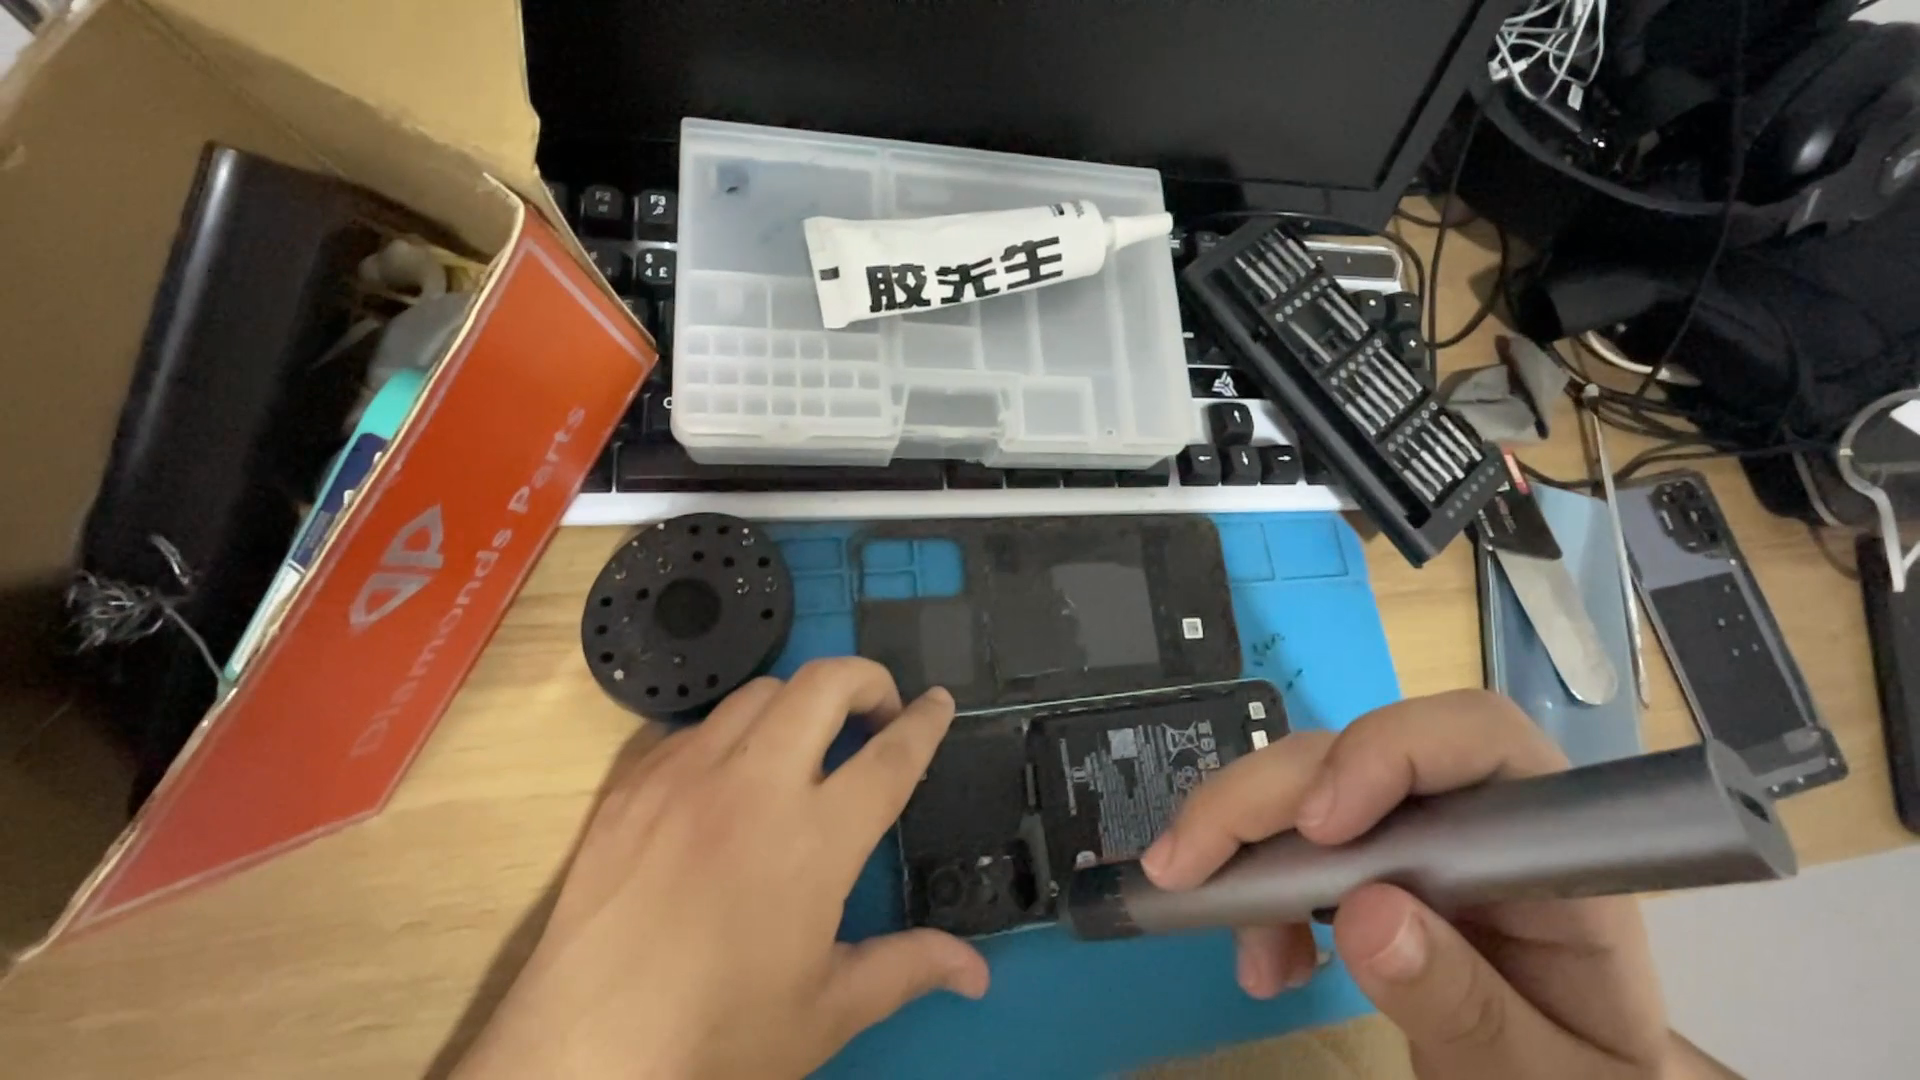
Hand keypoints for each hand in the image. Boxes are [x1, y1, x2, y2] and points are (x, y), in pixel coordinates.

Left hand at [454, 658, 987, 1079]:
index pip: (890, 756)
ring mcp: (687, 774)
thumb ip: (908, 969)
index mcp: (816, 839)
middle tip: (877, 714)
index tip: (939, 702)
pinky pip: (695, 726)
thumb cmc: (717, 1035)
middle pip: (825, 684)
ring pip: (759, 691)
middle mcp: (756, 785)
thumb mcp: (827, 1011)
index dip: (924, 722)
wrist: (582, 1055)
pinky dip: (731, 734)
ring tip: (804, 745)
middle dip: (867, 679)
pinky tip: (727, 780)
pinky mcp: (633, 782)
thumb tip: (977, 972)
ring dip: (798, 703)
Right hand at [1141, 690, 1670, 1078]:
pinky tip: (1262, 958)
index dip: (1385, 752)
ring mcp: (1404, 830)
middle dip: (1259, 800)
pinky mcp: (1358, 856)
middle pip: (1350, 751)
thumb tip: (1364, 915)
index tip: (1316, 828)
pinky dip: (1246, 882)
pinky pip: (1282, 835)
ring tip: (1217, 928)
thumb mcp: (1542, 1076)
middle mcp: (1466, 815)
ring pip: (1301, 784)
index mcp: (1545, 850)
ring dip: (1238, 843)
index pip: (1476, 739)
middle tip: (1184, 866)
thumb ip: (1468, 1006)